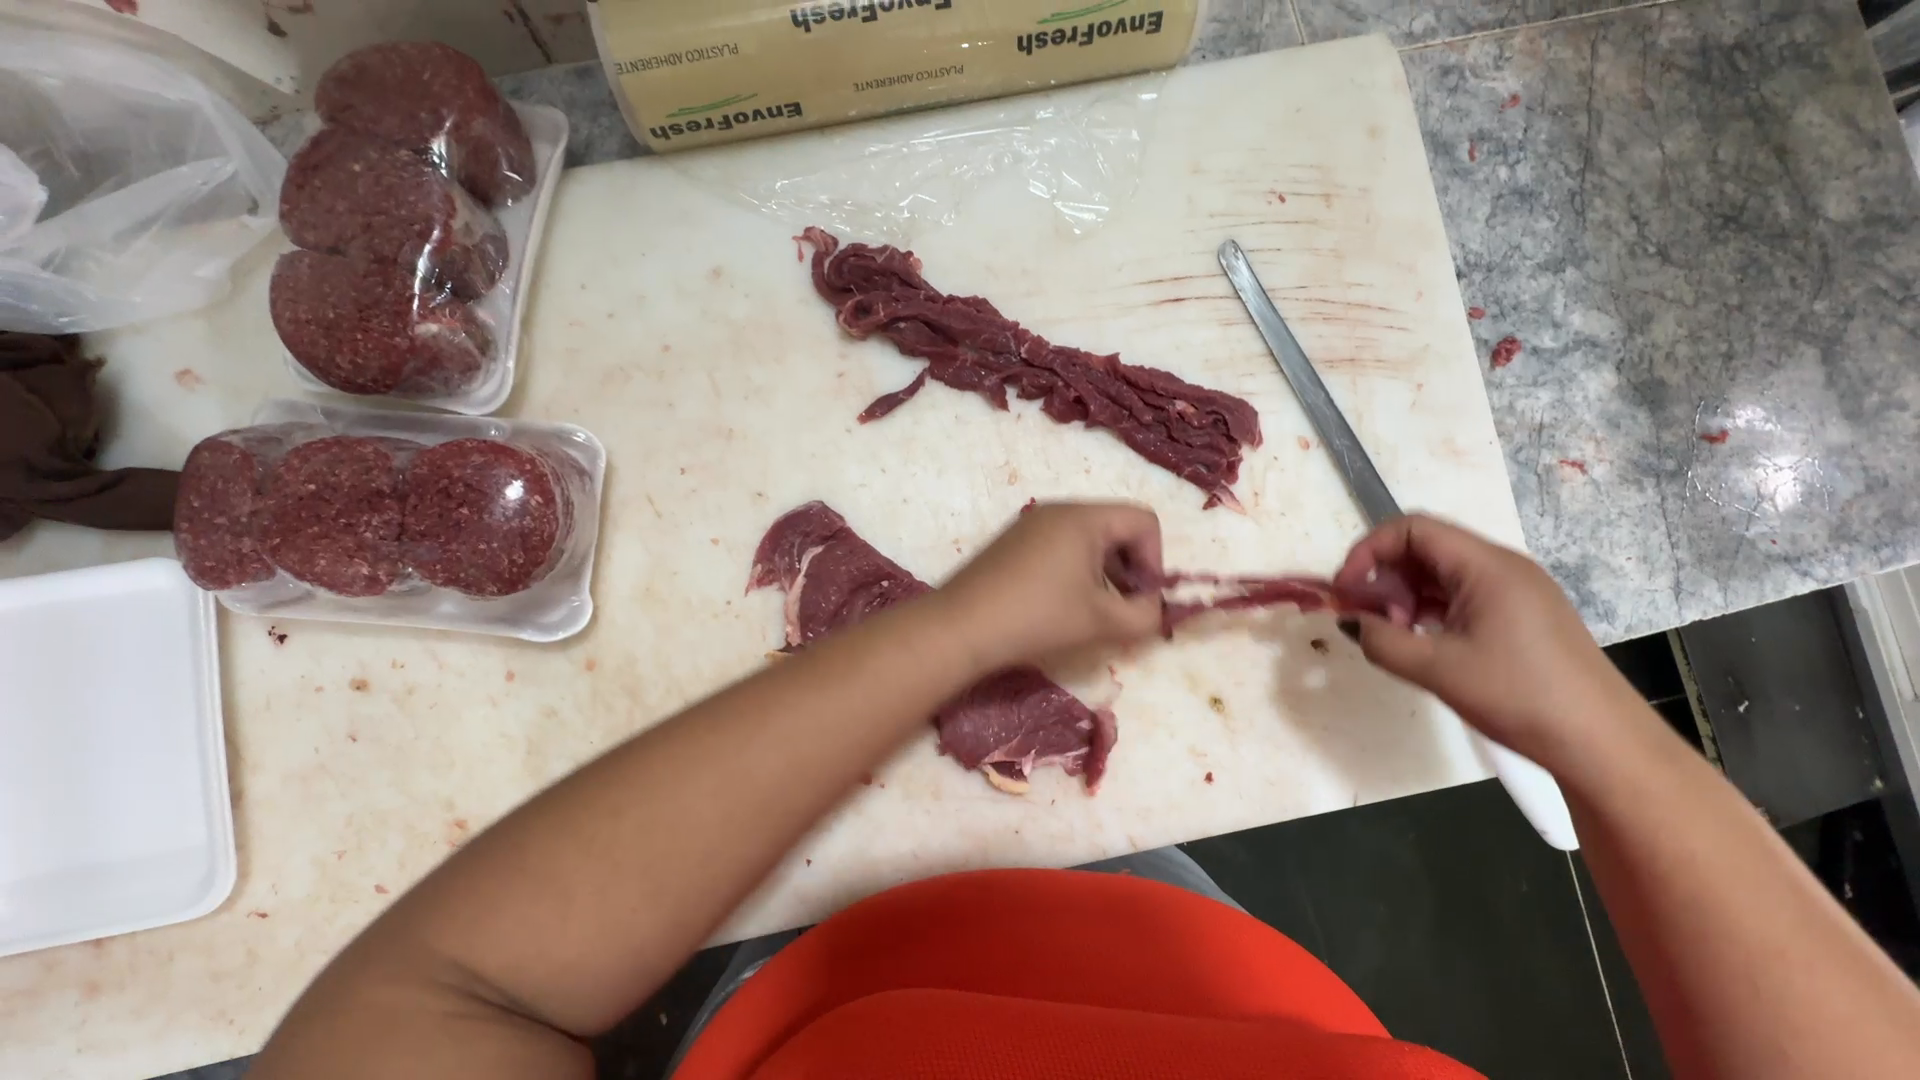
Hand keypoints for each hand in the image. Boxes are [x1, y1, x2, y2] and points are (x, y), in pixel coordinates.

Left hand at [937, 502, 1164, 670]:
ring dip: (1103, 574)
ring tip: (1091, 613)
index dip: (1155, 561)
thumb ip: (1145, 615)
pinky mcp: (1011, 545)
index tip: (1141, 599)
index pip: (1144, 520)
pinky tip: (1059, 608)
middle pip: (1116, 528)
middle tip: (1121, 609)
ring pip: (1088, 541)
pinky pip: (1059, 548)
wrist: (960, 627)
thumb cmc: (1037, 617)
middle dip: (1130, 568)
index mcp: (1083, 516)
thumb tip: (1155, 608)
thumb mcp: (1102, 621)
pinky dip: (1073, 573)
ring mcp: (1029, 525)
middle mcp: (1057, 510)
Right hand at [1335, 514, 1639, 765]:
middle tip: (1370, 622)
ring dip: (1405, 598)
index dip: (1368, 551)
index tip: (1345, 591)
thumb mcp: (1437, 670)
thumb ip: (1381, 641)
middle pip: (1425, 549)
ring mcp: (1516, 591)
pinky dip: (1430, 611)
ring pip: (1441, 575)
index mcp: (1487, 566)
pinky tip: (1423, 645)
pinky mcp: (1521, 616)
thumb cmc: (1518, 696)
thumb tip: (1351, 623)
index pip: (1411, 529)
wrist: (1601, 742)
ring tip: (1396, 638)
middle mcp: (1503, 567)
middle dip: (1385, 579)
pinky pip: (1462, 596)